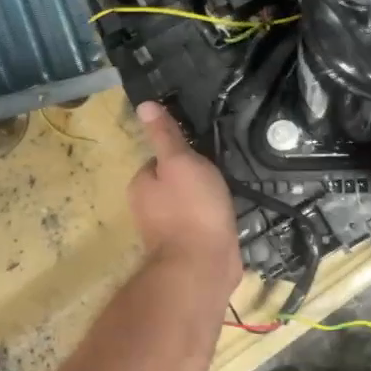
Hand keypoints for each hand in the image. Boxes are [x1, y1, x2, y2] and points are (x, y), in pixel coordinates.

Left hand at [128, 102, 242, 296]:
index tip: (203, 156)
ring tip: (227, 198)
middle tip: (219, 177)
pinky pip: (200, 225)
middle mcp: (147, 208)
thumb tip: (144, 104)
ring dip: (206, 201)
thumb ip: (165, 135)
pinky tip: (228, 220)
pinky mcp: (188, 249)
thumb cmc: (191, 209)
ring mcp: (167, 232)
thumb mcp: (180, 161)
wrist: (202, 266)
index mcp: (141, 184)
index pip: (160, 159)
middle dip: (196, 180)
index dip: (182, 155)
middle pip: (174, 182)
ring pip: (188, 205)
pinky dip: (212, 221)